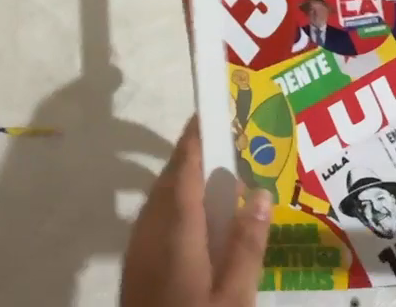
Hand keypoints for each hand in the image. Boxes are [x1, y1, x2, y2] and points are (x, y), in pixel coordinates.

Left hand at [121, 118, 272, 306]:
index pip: (185, 164)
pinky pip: (158, 218)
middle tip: (229, 142)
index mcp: (175, 225)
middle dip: (195, 155)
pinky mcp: (136, 264)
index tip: (213, 108)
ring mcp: (139, 244)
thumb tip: (258, 189)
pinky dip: (179, 206)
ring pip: (162, 197)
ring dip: (187, 181)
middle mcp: (150, 225)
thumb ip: (246, 243)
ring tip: (223, 179)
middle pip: (172, 176)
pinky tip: (202, 223)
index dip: (197, 134)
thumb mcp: (235, 298)